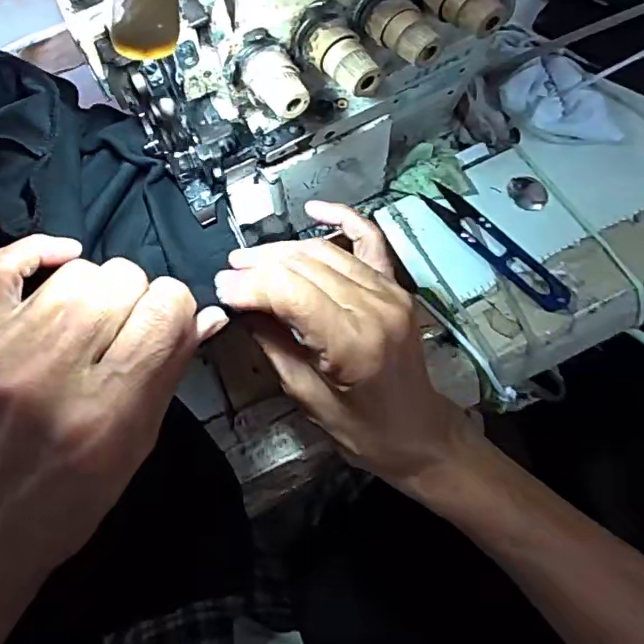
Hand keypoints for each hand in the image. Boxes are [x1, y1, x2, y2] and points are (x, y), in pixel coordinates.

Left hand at [0, 236, 228, 643]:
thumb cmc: (76, 496)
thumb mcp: (139, 444)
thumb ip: (171, 370)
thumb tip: (209, 313)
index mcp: (107, 412)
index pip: (164, 311)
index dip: (177, 306)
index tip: (168, 320)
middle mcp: (54, 376)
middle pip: (121, 281)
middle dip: (138, 295)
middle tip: (128, 324)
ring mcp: (5, 353)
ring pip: (76, 272)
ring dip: (97, 284)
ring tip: (94, 313)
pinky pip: (2, 263)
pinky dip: (39, 250)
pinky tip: (66, 259)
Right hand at [214, 201, 479, 484]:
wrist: (420, 434)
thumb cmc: (366, 430)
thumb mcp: (305, 394)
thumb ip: (271, 342)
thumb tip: (240, 305)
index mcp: (353, 343)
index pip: (289, 291)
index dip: (249, 285)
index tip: (222, 288)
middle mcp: (374, 307)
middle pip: (302, 265)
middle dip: (258, 267)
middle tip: (229, 276)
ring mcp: (387, 291)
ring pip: (322, 251)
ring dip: (281, 250)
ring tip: (249, 259)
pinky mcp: (393, 284)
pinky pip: (367, 239)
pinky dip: (342, 218)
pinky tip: (315, 209)